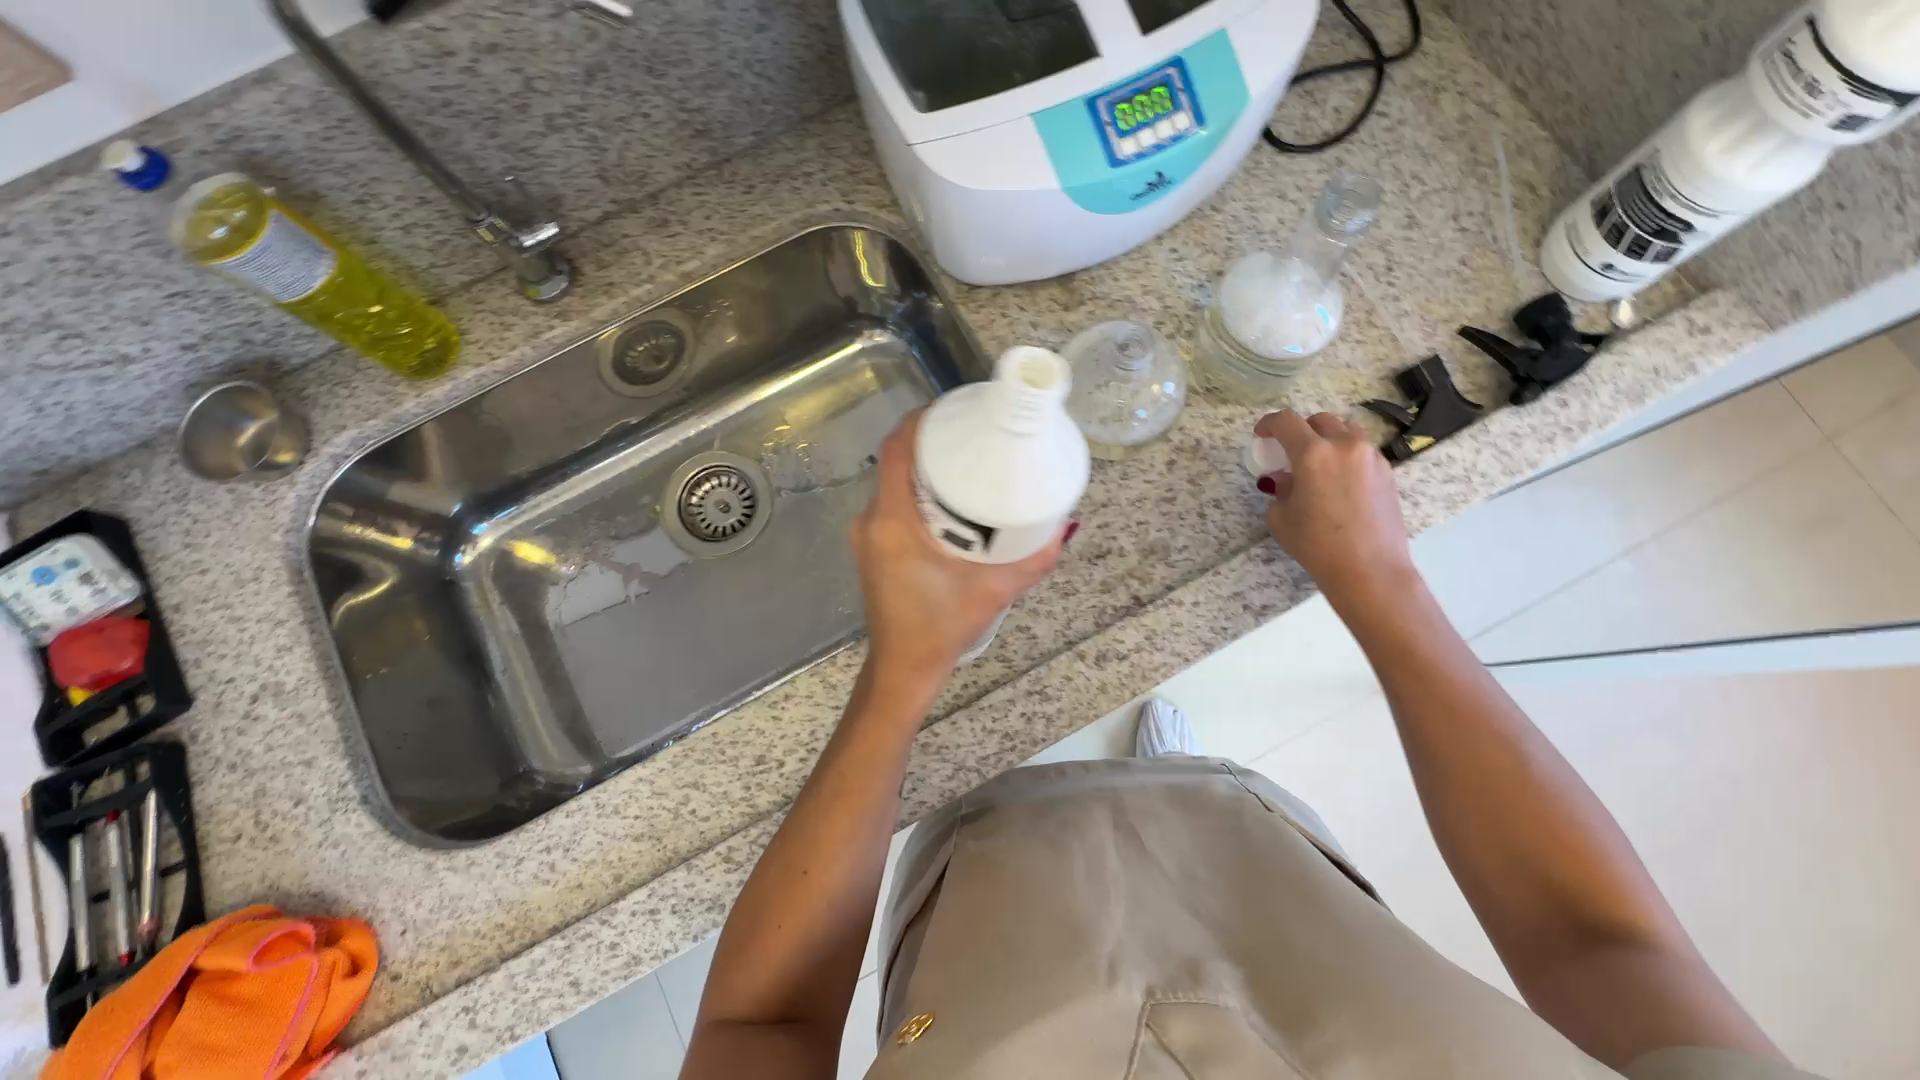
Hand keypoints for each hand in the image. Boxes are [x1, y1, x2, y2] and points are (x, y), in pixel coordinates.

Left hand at [851, 411, 1067, 685]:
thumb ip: (1034, 559)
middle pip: (896, 461)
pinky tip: (949, 497)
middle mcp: (871, 520)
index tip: (954, 407)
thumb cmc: (941, 628)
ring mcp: (867, 535)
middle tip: (973, 433)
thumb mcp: (994, 591)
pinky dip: (916, 491)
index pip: (897, 450)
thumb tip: (1066, 524)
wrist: (903, 668)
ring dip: (924, 467)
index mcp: (892, 521)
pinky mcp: (873, 547)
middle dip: (931, 441)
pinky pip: (891, 502)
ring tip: (966, 460)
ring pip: (893, 482)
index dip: (921, 420)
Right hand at [1252, 409, 1414, 603]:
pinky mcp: (1387, 471)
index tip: (1261, 434)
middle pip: (1319, 421)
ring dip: (1327, 437)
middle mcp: (1344, 445)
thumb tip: (1286, 481)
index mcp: (1313, 454)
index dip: (1269, 423)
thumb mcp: (1282, 519)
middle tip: (1289, 452)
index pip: (1286, 422)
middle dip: (1300, 430)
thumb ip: (1280, 491)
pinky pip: (1362, 450)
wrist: (1370, 569)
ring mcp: (1371, 456)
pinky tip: (1339, 481)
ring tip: (1318, 461)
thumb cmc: (1317, 546)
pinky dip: (1346, 455)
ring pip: (1346, 430)